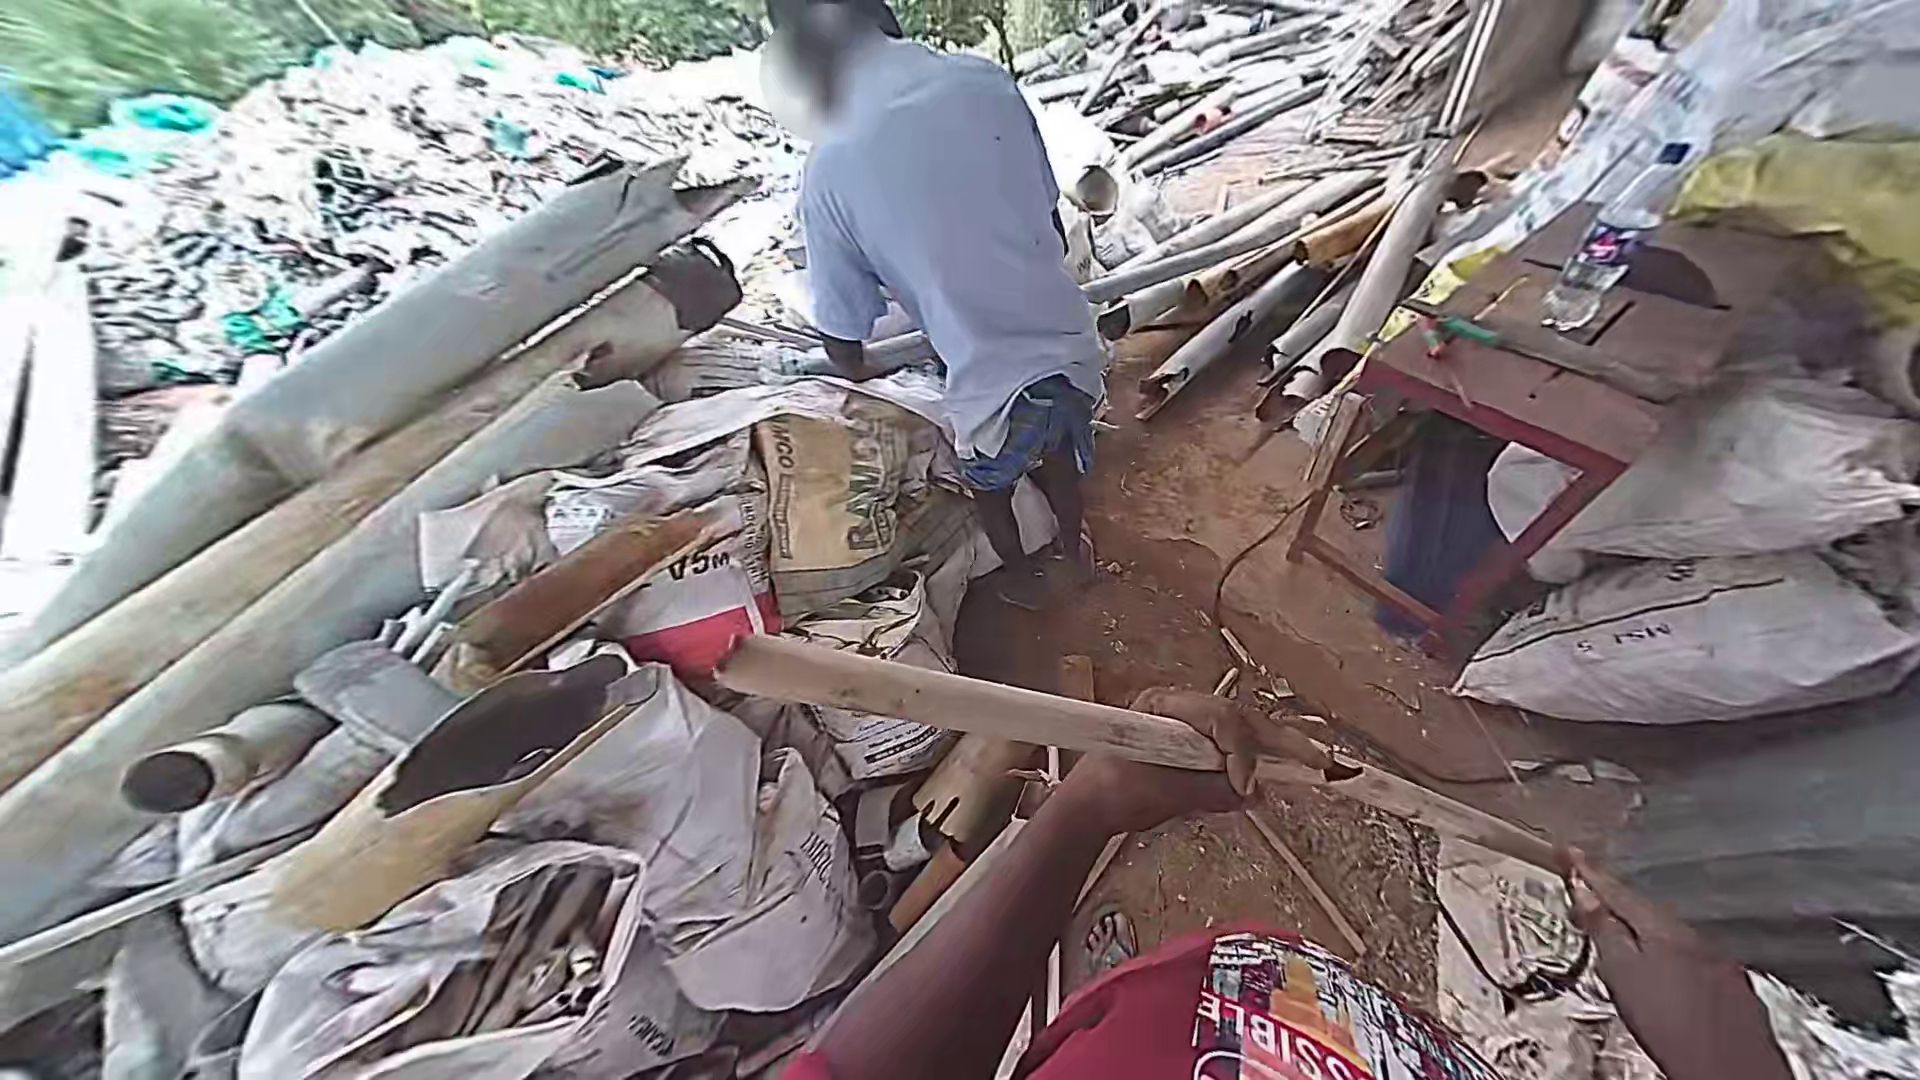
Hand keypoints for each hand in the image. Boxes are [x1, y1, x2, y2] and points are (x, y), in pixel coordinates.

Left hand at [1051, 688, 1306, 834]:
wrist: (1087, 804)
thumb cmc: (1111, 792)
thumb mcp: (1159, 793)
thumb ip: (1207, 789)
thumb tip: (1253, 790)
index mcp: (1159, 706)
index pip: (1215, 716)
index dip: (1239, 750)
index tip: (1247, 785)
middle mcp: (1173, 706)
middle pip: (1233, 716)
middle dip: (1277, 738)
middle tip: (1320, 760)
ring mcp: (1182, 722)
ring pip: (1235, 727)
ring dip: (1272, 744)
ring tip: (1312, 761)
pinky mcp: (1188, 742)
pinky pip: (1227, 743)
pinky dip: (1253, 756)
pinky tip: (1280, 769)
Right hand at [1559, 849, 1792, 1079]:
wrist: (1736, 1079)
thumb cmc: (1666, 1023)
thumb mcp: (1620, 971)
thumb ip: (1601, 927)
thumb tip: (1583, 891)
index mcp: (1665, 930)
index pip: (1616, 890)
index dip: (1587, 871)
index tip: (1567, 852)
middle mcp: (1697, 940)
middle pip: (1643, 909)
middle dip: (1611, 901)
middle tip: (1579, 899)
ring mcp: (1722, 966)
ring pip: (1666, 932)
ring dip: (1636, 926)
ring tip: (1611, 932)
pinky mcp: (1735, 991)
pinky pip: (1686, 954)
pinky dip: (1661, 948)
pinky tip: (1654, 963)